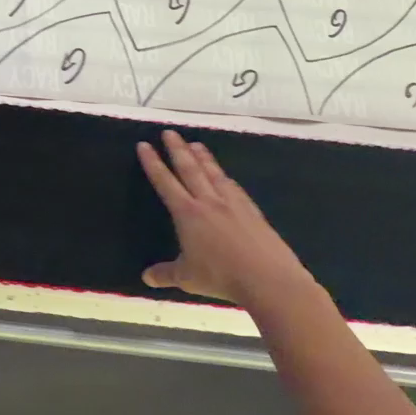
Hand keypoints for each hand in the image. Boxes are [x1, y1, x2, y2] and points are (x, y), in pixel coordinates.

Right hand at [137, 131, 318, 306]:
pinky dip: (226, 179)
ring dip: (204, 158)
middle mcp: (209, 203)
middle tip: (169, 132)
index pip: (165, 182)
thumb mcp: (187, 278)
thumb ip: (166, 273)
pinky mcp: (254, 215)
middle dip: (177, 150)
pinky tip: (226, 177)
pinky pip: (235, 190)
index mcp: (187, 213)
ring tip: (196, 144)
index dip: (152, 163)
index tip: (144, 145)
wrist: (271, 282)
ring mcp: (234, 206)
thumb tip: (146, 278)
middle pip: (190, 170)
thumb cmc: (222, 277)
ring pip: (214, 175)